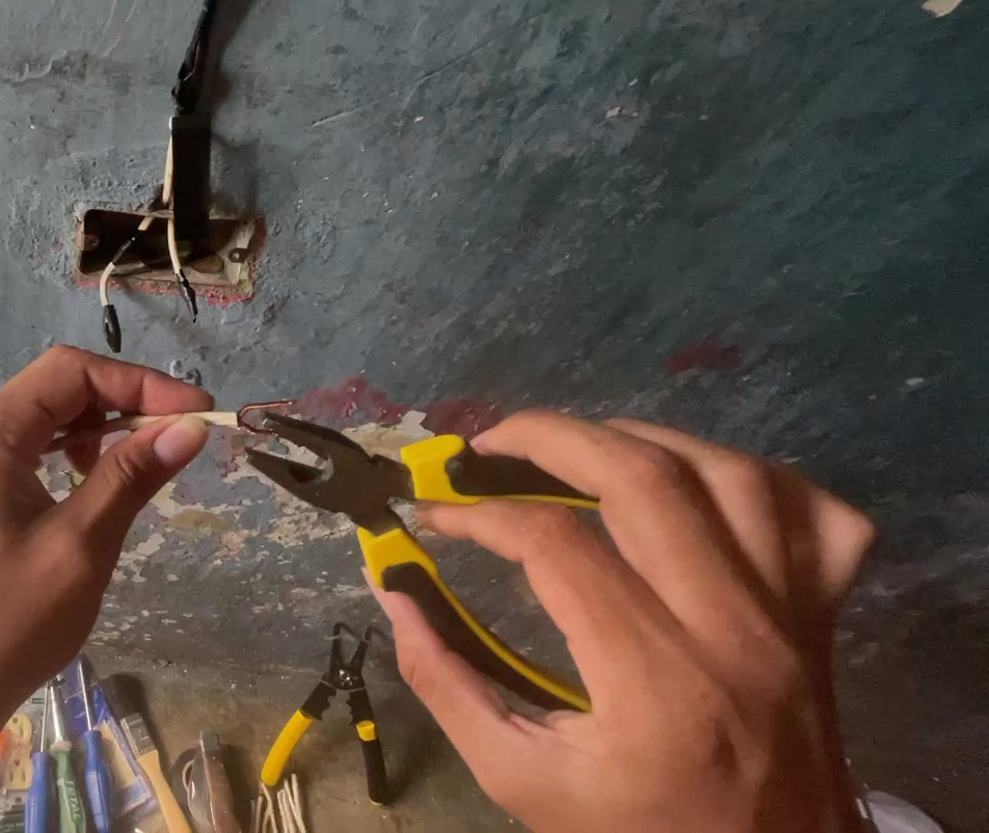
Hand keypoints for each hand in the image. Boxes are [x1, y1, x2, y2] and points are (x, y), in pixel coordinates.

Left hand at [0, 344, 213, 722]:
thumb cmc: (4, 624)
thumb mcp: (79, 547)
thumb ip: (130, 478)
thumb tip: (188, 428)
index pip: (73, 371)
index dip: (141, 382)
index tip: (198, 412)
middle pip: (60, 386)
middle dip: (125, 401)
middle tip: (180, 434)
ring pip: (49, 416)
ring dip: (102, 427)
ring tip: (145, 459)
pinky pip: (33, 448)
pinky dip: (74, 453)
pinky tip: (96, 481)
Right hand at [373, 411, 874, 832]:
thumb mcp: (516, 780)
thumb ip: (443, 682)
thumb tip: (392, 592)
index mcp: (656, 681)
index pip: (553, 543)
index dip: (474, 513)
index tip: (429, 515)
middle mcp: (736, 635)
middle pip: (642, 480)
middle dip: (546, 436)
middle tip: (486, 445)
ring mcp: (795, 622)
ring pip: (729, 475)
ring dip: (636, 438)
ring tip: (571, 446)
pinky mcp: (824, 622)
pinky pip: (814, 516)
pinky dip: (747, 475)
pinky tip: (685, 482)